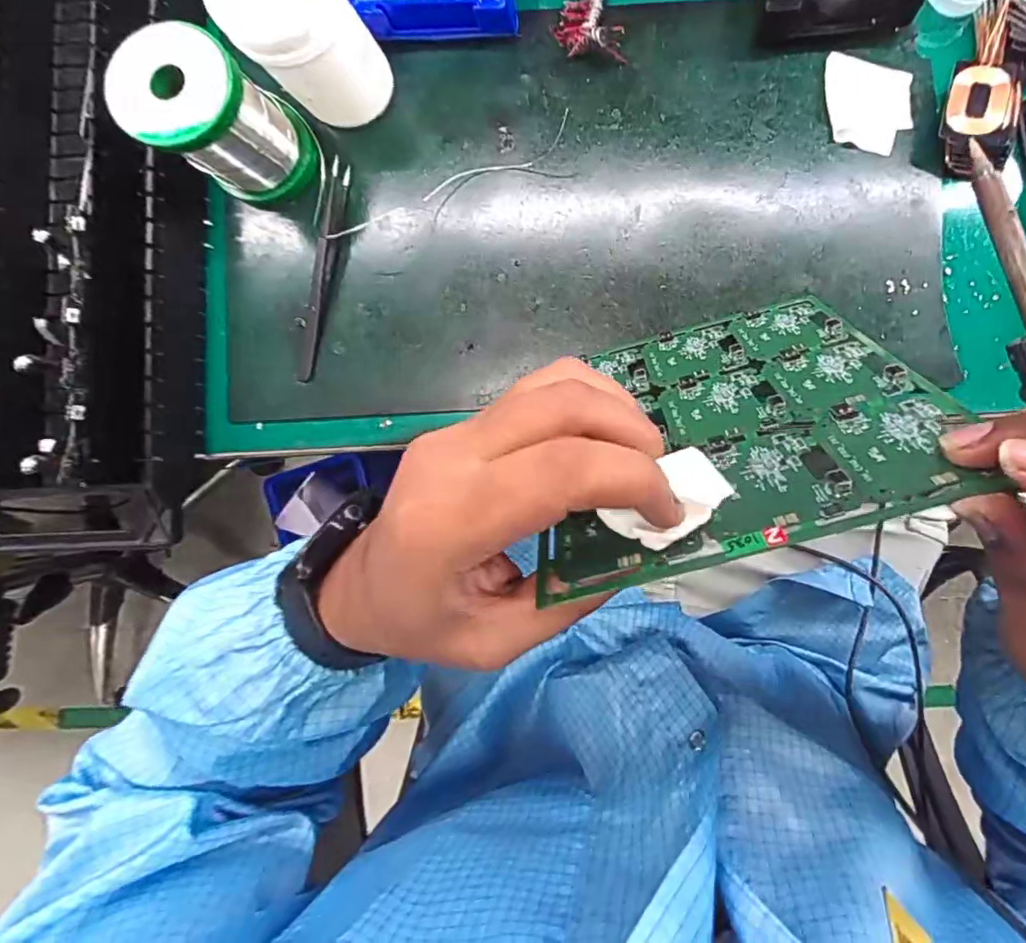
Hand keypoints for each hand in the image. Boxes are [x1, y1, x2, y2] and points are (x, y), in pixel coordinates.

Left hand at [316, 359, 681, 669]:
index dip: (632, 480)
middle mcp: (453, 455)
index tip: (668, 516)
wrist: (358, 583)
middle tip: (660, 484)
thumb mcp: (493, 644)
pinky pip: (539, 388)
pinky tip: (601, 439)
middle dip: (634, 438)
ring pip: (554, 383)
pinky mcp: (465, 423)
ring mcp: (456, 430)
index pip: (559, 469)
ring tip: (638, 458)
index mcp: (452, 519)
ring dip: (615, 410)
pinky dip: (588, 401)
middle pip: (563, 407)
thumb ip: (567, 601)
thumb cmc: (418, 622)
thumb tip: (635, 552)